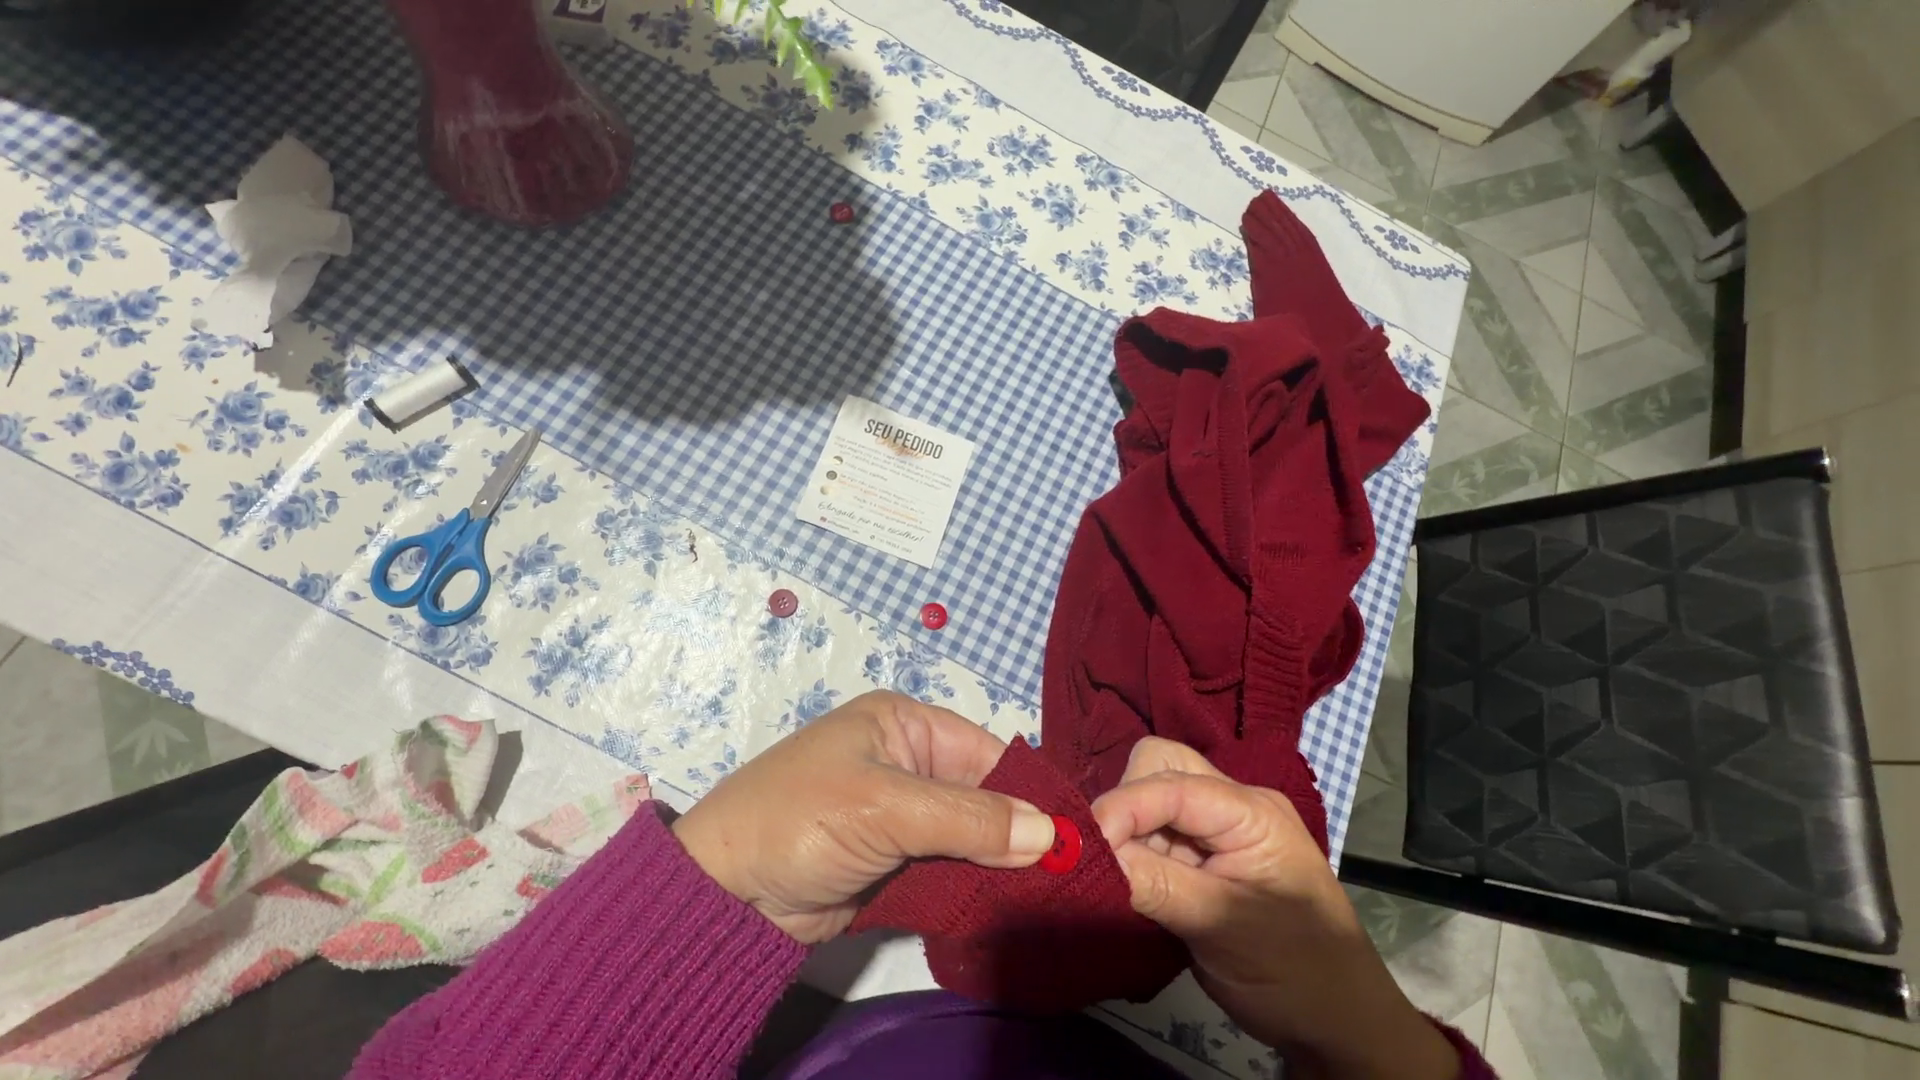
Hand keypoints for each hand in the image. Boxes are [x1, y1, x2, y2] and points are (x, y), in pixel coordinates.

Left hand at [671, 691, 1056, 944]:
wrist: (723, 892)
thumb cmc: (802, 820)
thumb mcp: (888, 807)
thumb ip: (971, 819)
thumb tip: (1052, 833)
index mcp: (903, 725)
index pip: (986, 751)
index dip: (1030, 790)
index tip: (1075, 833)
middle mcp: (907, 763)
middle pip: (982, 796)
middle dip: (1019, 833)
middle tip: (1072, 871)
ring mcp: (900, 816)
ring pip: (969, 838)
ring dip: (1001, 865)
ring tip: (1052, 894)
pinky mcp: (892, 862)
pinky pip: (947, 870)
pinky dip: (974, 887)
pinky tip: (1009, 907)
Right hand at [1092, 739, 1459, 1079]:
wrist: (1339, 1024)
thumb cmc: (1295, 973)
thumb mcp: (1222, 929)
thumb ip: (1154, 884)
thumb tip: (1087, 854)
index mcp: (1251, 811)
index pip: (1173, 783)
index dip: (1123, 807)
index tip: (1083, 847)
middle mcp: (1234, 805)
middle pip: (1162, 766)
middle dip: (1125, 802)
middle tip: (1107, 854)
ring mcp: (1220, 829)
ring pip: (1153, 795)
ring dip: (1127, 828)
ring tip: (1119, 874)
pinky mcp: (1205, 856)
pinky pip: (1157, 831)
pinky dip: (1134, 849)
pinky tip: (1128, 880)